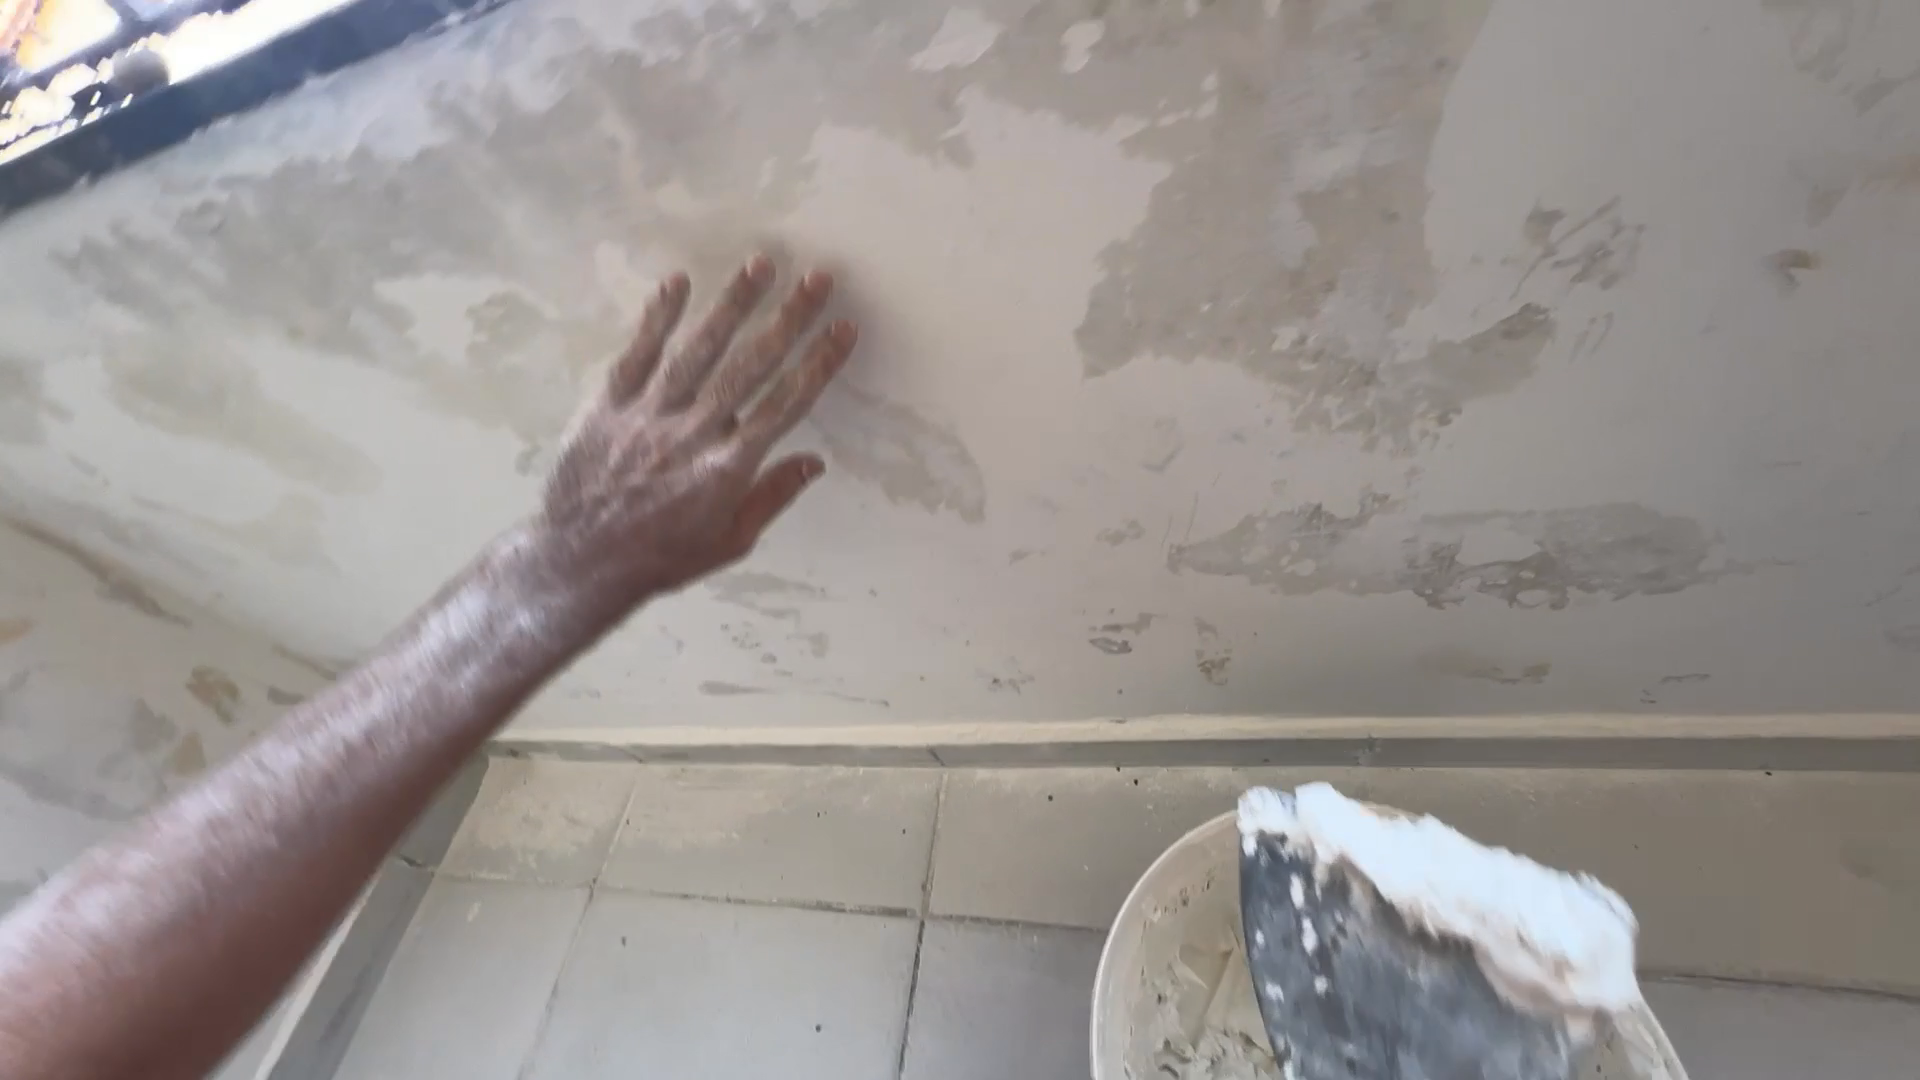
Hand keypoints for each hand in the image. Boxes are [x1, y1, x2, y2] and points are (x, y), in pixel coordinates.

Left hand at [528, 255, 854, 618]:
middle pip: (750, 367)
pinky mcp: (608, 406)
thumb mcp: (732, 541)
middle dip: (788, 319)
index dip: (818, 364)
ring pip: (699, 351)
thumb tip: (815, 461)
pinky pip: (637, 354)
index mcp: (729, 468)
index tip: (843, 329)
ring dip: (732, 306)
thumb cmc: (666, 556)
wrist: (582, 561)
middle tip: (816, 278)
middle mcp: (694, 433)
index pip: (786, 405)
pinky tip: (678, 282)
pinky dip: (657, 318)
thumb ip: (773, 496)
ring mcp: (649, 415)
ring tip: (761, 264)